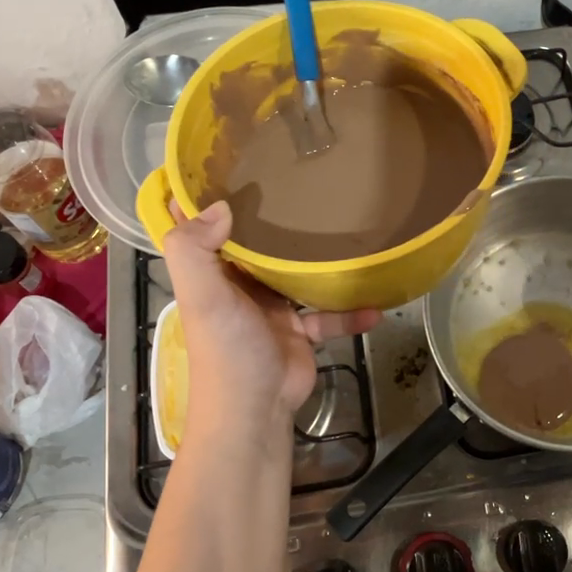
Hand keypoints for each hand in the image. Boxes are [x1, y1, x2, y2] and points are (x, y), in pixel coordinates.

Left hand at [160, 201, 379, 440]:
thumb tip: (222, 205)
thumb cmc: (226, 350)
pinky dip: (349, 312)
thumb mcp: (203, 296)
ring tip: (347, 228)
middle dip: (267, 216)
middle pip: (251, 244)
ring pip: (294, 274)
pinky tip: (375, 305)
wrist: (254, 410)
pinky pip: (328, 315)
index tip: (223, 160)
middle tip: (297, 180)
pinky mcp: (300, 332)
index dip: (203, 197)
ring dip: (316, 259)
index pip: (198, 228)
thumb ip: (195, 250)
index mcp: (211, 275)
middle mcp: (238, 287)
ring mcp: (271, 309)